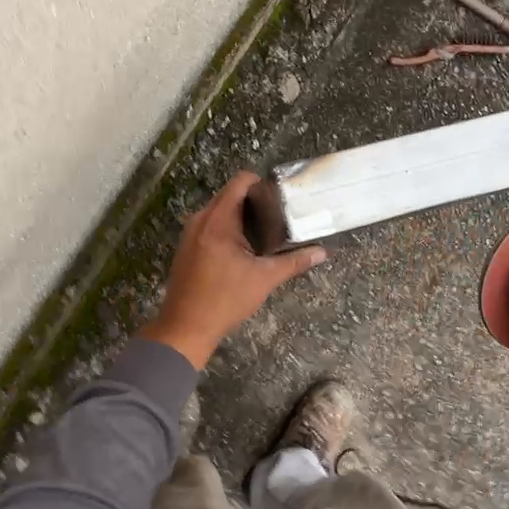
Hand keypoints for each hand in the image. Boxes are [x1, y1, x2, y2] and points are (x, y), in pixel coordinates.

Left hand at [138, 173, 327, 368]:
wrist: (186, 327)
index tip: (280, 199)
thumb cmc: (225, 300)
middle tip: (278, 216)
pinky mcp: (187, 245)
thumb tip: (322, 252)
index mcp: (218, 220)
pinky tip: (243, 247)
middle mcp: (200, 219)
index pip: (240, 181)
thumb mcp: (264, 279)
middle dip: (254, 201)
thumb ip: (294, 261)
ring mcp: (190, 232)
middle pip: (230, 194)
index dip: (261, 183)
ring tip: (264, 231)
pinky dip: (227, 227)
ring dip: (240, 215)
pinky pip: (209, 224)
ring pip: (219, 210)